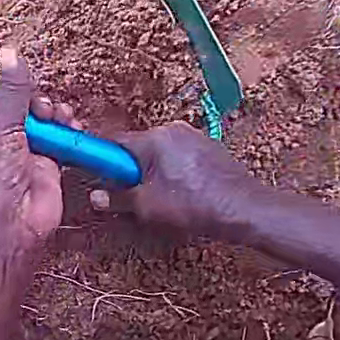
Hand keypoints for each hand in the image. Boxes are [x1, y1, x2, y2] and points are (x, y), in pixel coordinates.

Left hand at [0, 48, 76, 256]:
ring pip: (44, 125)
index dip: (7, 90)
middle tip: (41, 107)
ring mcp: (24, 157)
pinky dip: (69, 135)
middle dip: (35, 102)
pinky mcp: (47, 170)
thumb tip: (10, 54)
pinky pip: (61, 144)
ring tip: (58, 117)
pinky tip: (73, 129)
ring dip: (54, 116)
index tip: (19, 81)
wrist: (9, 227)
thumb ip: (11, 92)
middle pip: (22, 109)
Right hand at [90, 122, 262, 237]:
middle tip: (132, 197)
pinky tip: (181, 195)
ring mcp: (193, 137)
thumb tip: (96, 196)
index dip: (102, 161)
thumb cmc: (194, 205)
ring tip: (161, 200)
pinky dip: (172, 173)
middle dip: (130, 171)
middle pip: (137, 148)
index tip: (97, 175)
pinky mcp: (208, 148)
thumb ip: (117, 198)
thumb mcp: (147, 206)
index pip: (114, 142)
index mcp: (154, 139)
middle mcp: (172, 130)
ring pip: (159, 154)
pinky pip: (178, 157)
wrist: (243, 209)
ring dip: (152, 173)